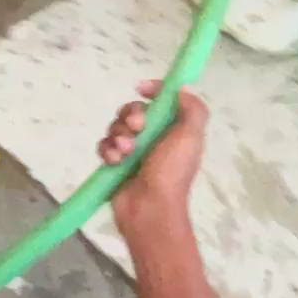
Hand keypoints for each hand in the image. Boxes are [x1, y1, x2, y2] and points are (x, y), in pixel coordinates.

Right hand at [97, 81, 207, 250]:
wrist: (150, 209)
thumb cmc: (172, 172)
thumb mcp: (191, 136)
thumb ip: (192, 109)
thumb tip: (180, 88)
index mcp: (174, 129)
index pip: (162, 100)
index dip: (153, 90)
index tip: (142, 89)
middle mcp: (154, 137)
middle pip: (133, 110)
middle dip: (131, 116)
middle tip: (137, 128)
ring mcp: (133, 151)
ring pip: (116, 127)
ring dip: (118, 136)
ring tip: (125, 153)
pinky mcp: (115, 163)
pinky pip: (104, 145)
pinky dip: (107, 151)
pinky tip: (114, 162)